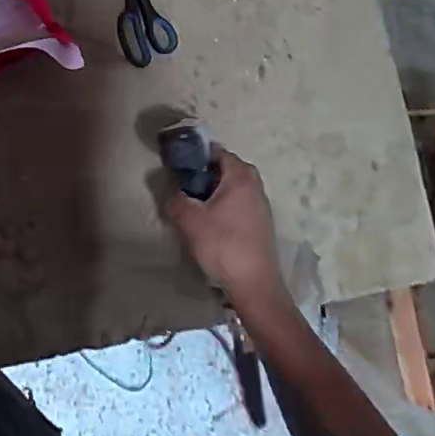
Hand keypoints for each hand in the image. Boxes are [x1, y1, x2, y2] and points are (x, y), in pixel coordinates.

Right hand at [167, 149, 288, 311]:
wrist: (254, 283)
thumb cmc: (223, 245)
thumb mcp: (190, 222)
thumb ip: (177, 201)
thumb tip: (173, 193)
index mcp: (241, 178)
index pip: (220, 152)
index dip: (200, 154)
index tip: (182, 162)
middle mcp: (255, 186)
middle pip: (229, 168)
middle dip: (208, 171)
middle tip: (188, 181)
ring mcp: (261, 205)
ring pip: (236, 186)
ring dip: (217, 189)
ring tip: (197, 201)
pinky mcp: (261, 223)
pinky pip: (241, 202)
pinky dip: (226, 203)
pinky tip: (212, 219)